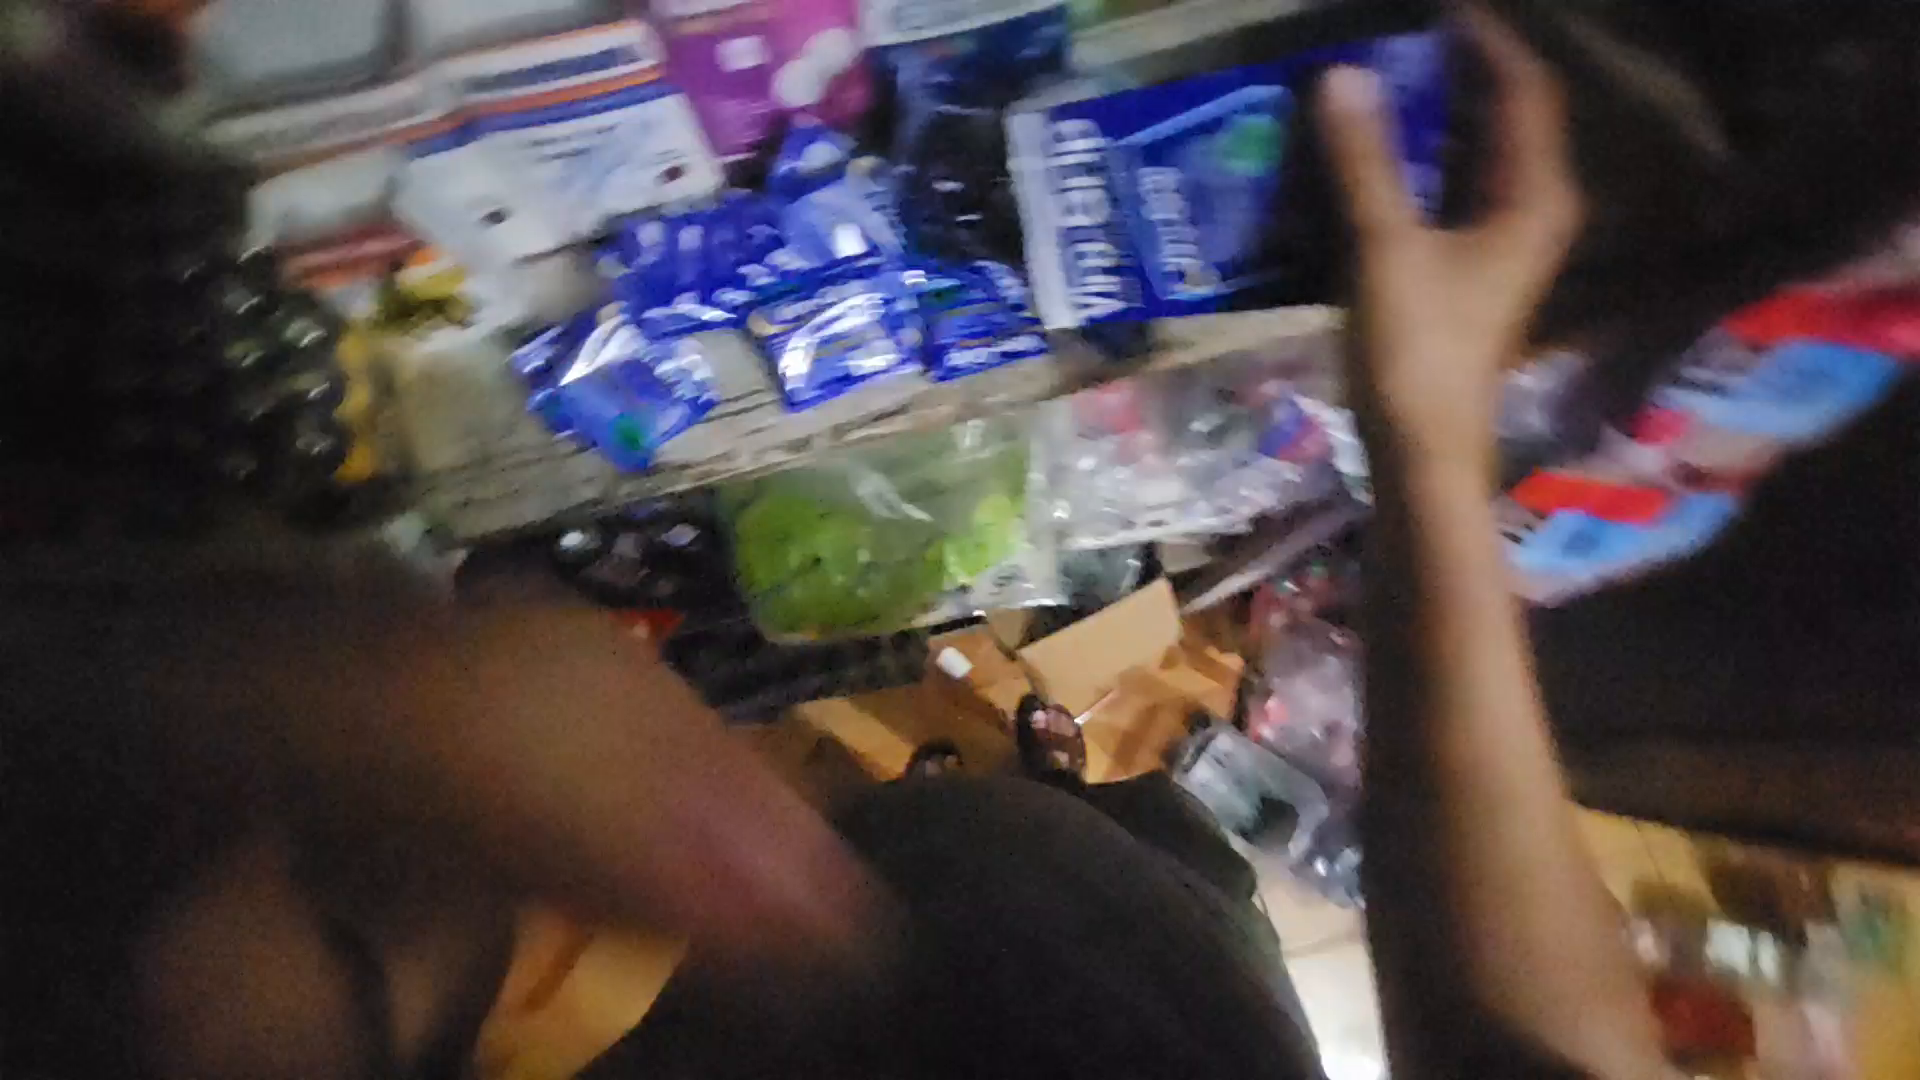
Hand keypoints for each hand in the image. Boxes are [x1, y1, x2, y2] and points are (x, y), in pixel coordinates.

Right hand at [1319, 6, 1583, 474]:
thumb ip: (1365, 166)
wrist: (1421, 445)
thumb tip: (1342, 79)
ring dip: (1428, 136)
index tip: (1438, 14)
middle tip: (1396, 55)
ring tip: (1376, 104)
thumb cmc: (1415, 349)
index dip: (1485, 45)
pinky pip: (1444, 208)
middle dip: (1453, 87)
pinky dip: (1412, 183)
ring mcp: (1495, 254)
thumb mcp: (1385, 251)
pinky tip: (1369, 178)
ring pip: (1468, 171)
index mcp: (1532, 198)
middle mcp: (1527, 217)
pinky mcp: (1462, 283)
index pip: (1520, 94)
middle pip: (1500, 128)